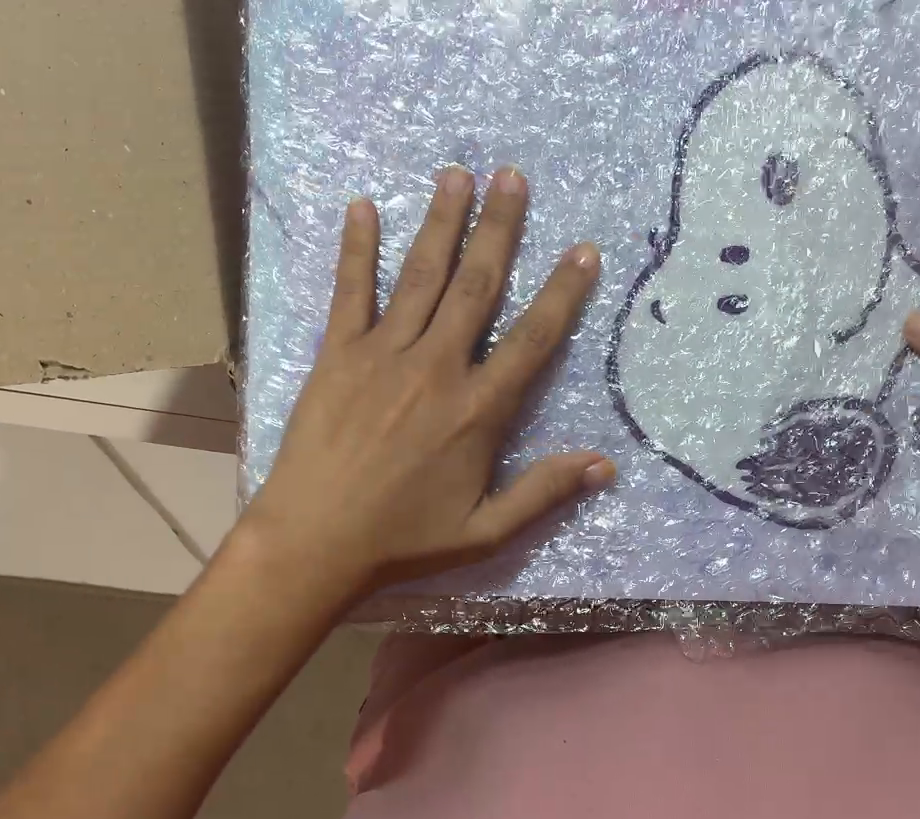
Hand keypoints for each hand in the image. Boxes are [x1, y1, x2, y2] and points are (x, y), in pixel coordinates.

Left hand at [237, 167, 613, 611]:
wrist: (314, 542)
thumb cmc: (406, 540)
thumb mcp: (487, 531)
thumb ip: (545, 491)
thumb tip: (605, 465)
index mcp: (478, 412)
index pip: (532, 340)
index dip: (562, 294)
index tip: (582, 251)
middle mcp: (435, 370)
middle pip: (476, 288)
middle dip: (498, 230)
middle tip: (513, 178)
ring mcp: (381, 357)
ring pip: (420, 277)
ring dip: (440, 223)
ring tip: (457, 174)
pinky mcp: (336, 356)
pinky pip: (349, 293)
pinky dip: (356, 249)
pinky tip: (362, 207)